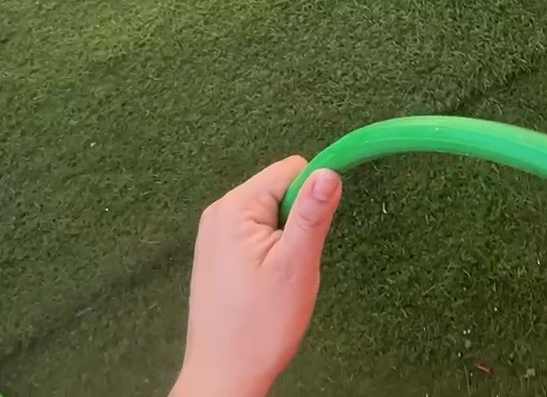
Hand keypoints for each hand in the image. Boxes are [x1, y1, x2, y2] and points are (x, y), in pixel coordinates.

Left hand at [172, 157, 343, 396]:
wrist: (224, 381)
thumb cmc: (262, 324)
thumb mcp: (296, 265)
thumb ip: (313, 214)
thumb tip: (330, 169)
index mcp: (236, 206)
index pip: (292, 171)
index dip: (311, 200)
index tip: (307, 240)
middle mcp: (221, 210)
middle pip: (281, 189)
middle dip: (298, 221)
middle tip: (293, 265)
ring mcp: (216, 232)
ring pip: (273, 211)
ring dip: (287, 238)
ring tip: (280, 276)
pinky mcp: (218, 252)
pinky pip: (259, 231)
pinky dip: (272, 250)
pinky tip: (267, 282)